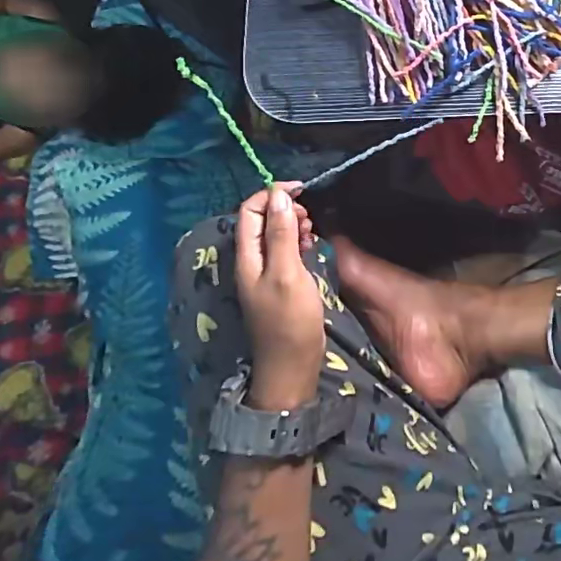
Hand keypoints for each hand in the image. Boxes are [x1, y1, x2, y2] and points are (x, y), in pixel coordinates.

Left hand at [235, 184, 324, 410]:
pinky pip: (284, 250)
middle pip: (261, 220)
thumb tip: (278, 195)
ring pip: (274, 234)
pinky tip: (311, 245)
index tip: (300, 191)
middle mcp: (252, 261)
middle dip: (284, 208)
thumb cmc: (290, 321)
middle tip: (309, 216)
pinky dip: (297, 241)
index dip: (272, 195)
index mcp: (247, 257)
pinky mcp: (279, 282)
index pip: (250, 211)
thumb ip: (281, 234)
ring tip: (312, 230)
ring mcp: (265, 273)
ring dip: (292, 224)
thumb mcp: (287, 273)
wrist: (291, 369)